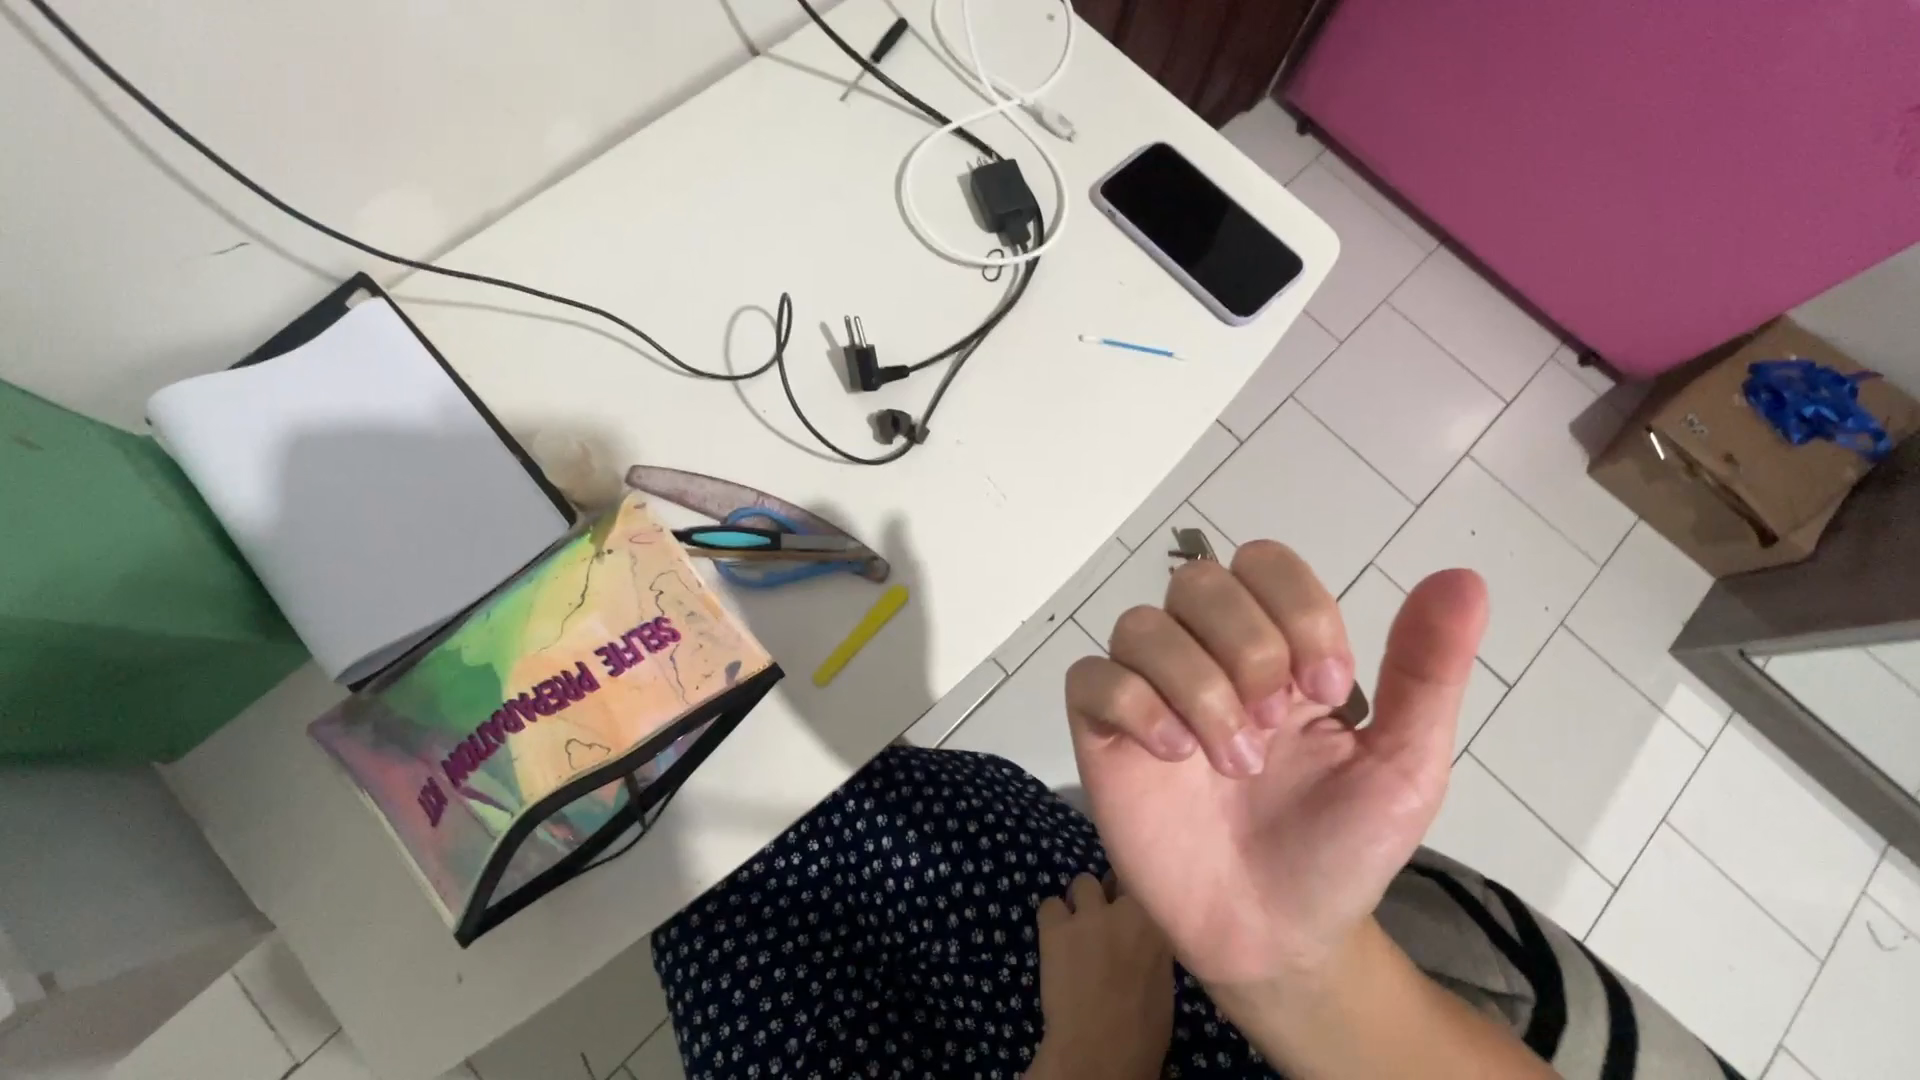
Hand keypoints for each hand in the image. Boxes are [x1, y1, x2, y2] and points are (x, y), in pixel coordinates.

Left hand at [1026, 874, 1173, 1079]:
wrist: (1100, 1050)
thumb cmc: (1141, 1029)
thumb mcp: (1162, 979)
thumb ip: (1151, 946)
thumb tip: (1140, 936)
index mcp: (1157, 923)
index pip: (1143, 883)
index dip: (1132, 893)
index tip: (1128, 907)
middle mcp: (1124, 909)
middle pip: (1112, 878)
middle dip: (1108, 896)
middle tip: (1103, 920)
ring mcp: (1088, 914)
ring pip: (1082, 881)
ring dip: (1080, 902)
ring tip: (1078, 927)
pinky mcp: (1055, 926)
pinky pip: (1049, 904)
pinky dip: (1052, 918)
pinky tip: (1054, 938)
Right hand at [1065, 541, 1486, 989]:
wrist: (1279, 935)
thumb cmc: (1341, 848)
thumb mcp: (1404, 765)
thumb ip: (1426, 672)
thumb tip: (1462, 576)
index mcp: (1277, 653)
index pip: (1264, 563)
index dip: (1295, 608)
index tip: (1329, 691)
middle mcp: (1206, 657)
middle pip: (1196, 580)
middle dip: (1244, 647)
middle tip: (1272, 725)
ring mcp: (1150, 693)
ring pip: (1141, 624)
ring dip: (1195, 686)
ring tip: (1231, 762)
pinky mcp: (1103, 733)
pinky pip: (1091, 678)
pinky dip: (1134, 704)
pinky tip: (1171, 754)